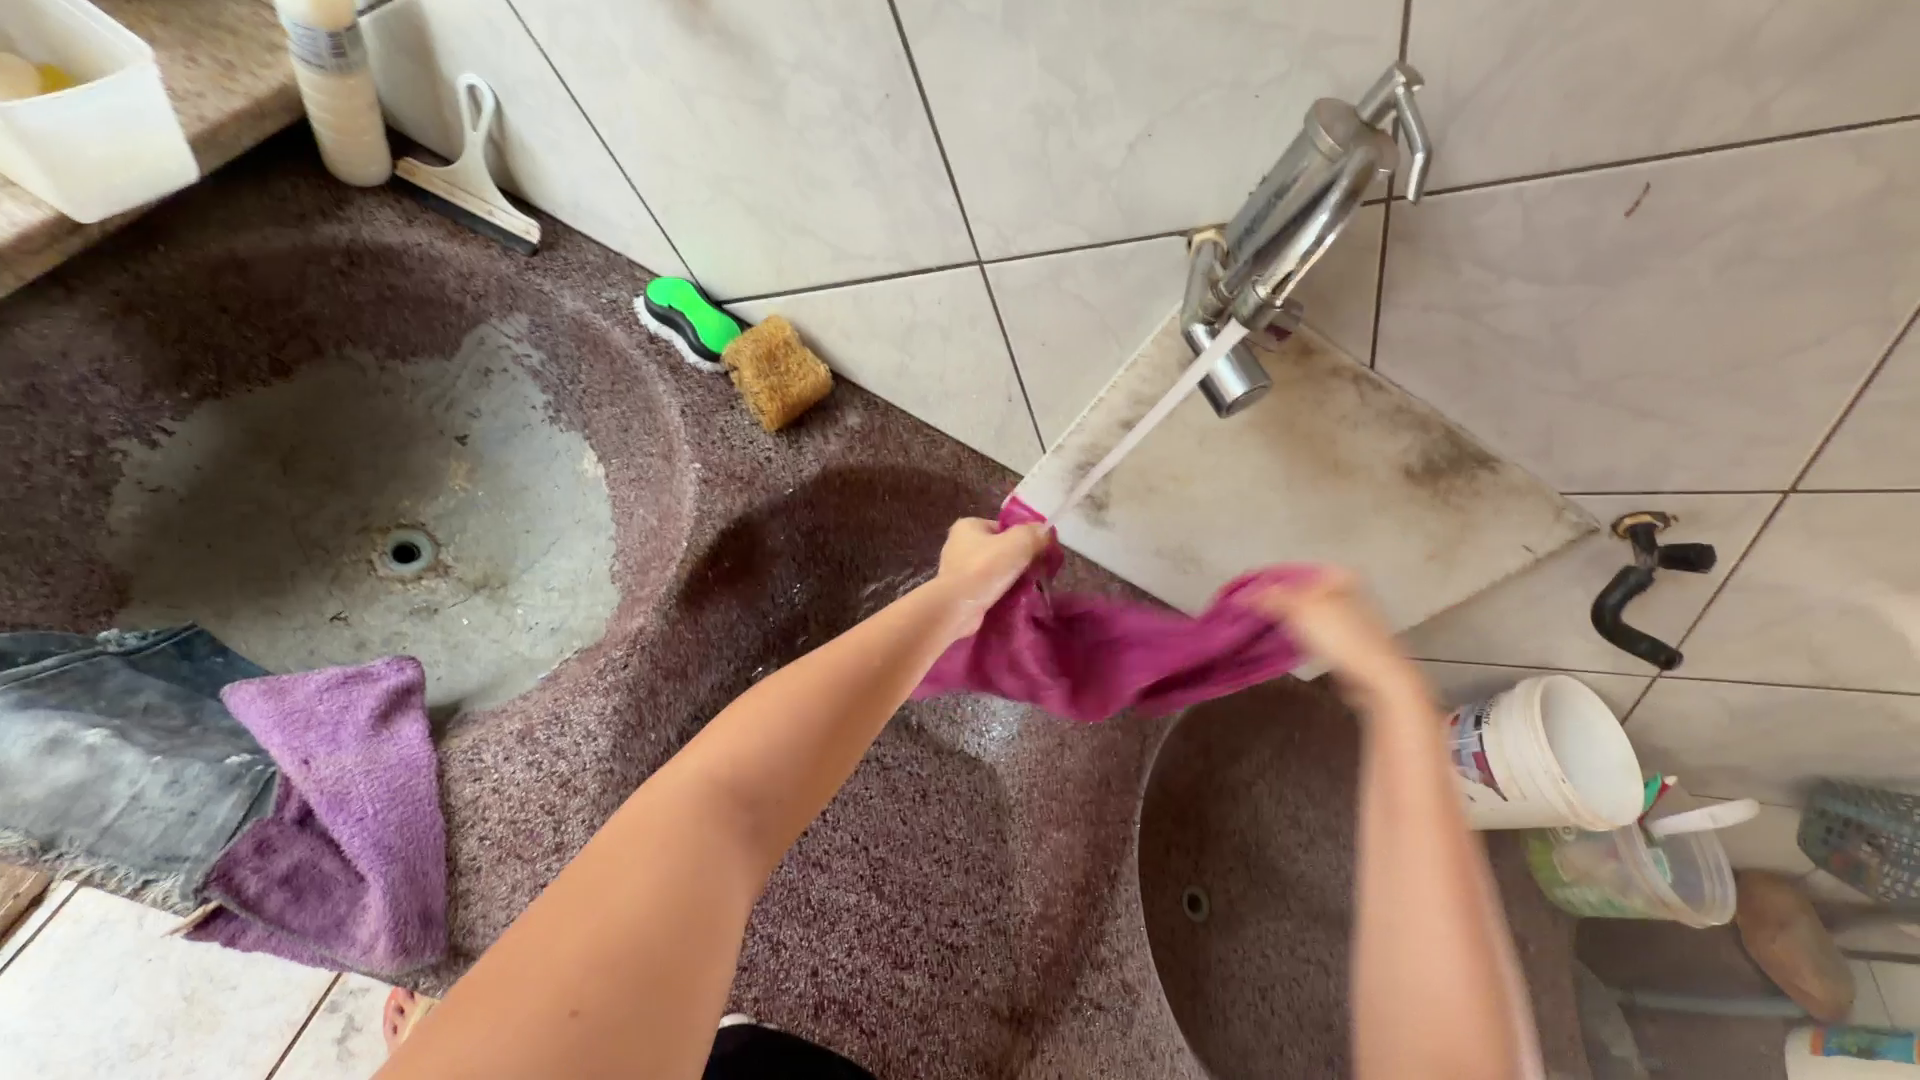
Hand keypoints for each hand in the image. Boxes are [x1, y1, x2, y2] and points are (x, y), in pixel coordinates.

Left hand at [929, 517, 1050, 635]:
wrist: (956, 608)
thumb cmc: (984, 569)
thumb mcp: (1017, 544)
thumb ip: (1035, 534)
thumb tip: (1047, 533)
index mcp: (969, 525)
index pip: (1004, 528)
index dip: (1025, 539)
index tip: (1040, 554)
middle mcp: (959, 544)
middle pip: (1001, 549)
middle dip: (1019, 561)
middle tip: (1037, 573)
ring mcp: (958, 569)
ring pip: (995, 569)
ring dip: (1011, 578)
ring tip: (1028, 588)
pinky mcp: (960, 591)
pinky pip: (987, 587)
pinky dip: (1000, 592)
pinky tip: (1013, 599)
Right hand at [1248, 569, 1425, 708]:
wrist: (1377, 677)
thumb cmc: (1341, 637)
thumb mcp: (1300, 609)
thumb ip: (1269, 598)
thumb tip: (1241, 595)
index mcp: (1337, 574)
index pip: (1290, 571)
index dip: (1265, 582)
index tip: (1242, 595)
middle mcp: (1344, 589)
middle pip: (1296, 591)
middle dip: (1272, 600)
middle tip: (1245, 611)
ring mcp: (1347, 615)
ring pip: (1303, 611)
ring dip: (1282, 618)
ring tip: (1256, 625)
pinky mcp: (1345, 639)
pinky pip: (1311, 629)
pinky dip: (1295, 633)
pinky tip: (1280, 641)